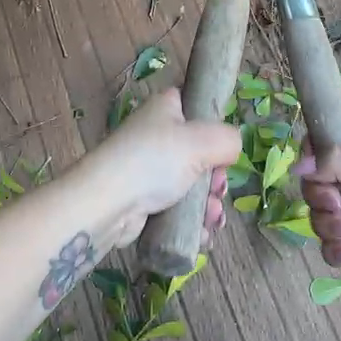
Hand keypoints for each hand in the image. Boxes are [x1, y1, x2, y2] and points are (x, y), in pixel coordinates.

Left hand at [81, 88, 241, 248]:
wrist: (107, 204)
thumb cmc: (154, 161)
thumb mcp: (202, 141)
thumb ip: (228, 139)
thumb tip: (232, 148)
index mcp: (167, 108)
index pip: (198, 107)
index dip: (216, 129)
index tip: (224, 151)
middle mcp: (157, 134)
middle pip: (201, 153)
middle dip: (216, 178)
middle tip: (217, 191)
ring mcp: (150, 169)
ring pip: (192, 185)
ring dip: (208, 204)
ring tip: (211, 219)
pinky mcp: (145, 200)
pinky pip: (178, 208)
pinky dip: (192, 221)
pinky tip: (202, 234)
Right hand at [297, 137, 340, 288]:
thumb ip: (337, 162)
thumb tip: (297, 164)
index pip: (317, 149)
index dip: (310, 160)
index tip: (314, 172)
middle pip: (312, 186)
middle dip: (320, 199)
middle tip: (338, 205)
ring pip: (317, 217)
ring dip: (329, 227)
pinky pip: (327, 247)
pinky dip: (334, 251)